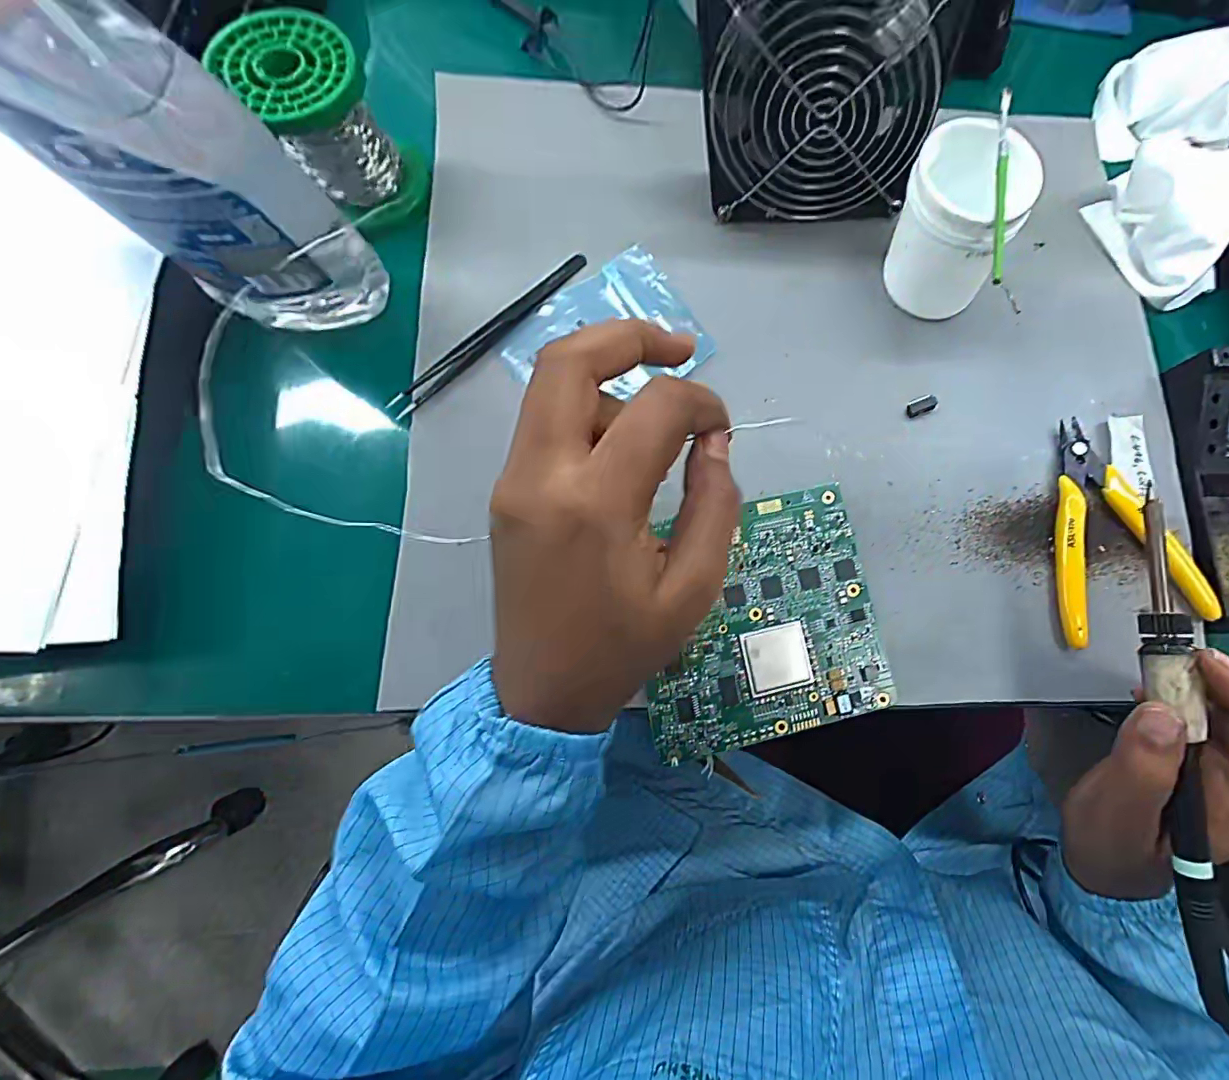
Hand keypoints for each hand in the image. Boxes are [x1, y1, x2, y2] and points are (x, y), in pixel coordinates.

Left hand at [489, 321, 739, 733]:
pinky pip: (546, 423)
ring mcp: (514, 479)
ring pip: (553, 386)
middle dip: (629, 335)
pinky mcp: (506, 490)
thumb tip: (714, 442)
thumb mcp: (694, 587)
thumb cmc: (625, 647)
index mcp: (597, 504)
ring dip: (611, 382)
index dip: (702, 401)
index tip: (722, 427)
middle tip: (681, 347)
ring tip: (657, 430)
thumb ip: (715, 506)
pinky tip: (622, 450)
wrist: (542, 692)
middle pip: (568, 360)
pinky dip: (589, 412)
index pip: (655, 409)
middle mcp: (542, 475)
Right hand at [1061, 650, 1228, 898]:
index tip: (1210, 669)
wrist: (1101, 860)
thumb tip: (1163, 713)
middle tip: (1179, 662)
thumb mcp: (1115, 816)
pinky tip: (1157, 686)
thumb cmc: (1110, 848)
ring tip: (1162, 670)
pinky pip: (1217, 712)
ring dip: (1210, 682)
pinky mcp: (1205, 753)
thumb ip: (1140, 770)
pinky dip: (1191, 689)